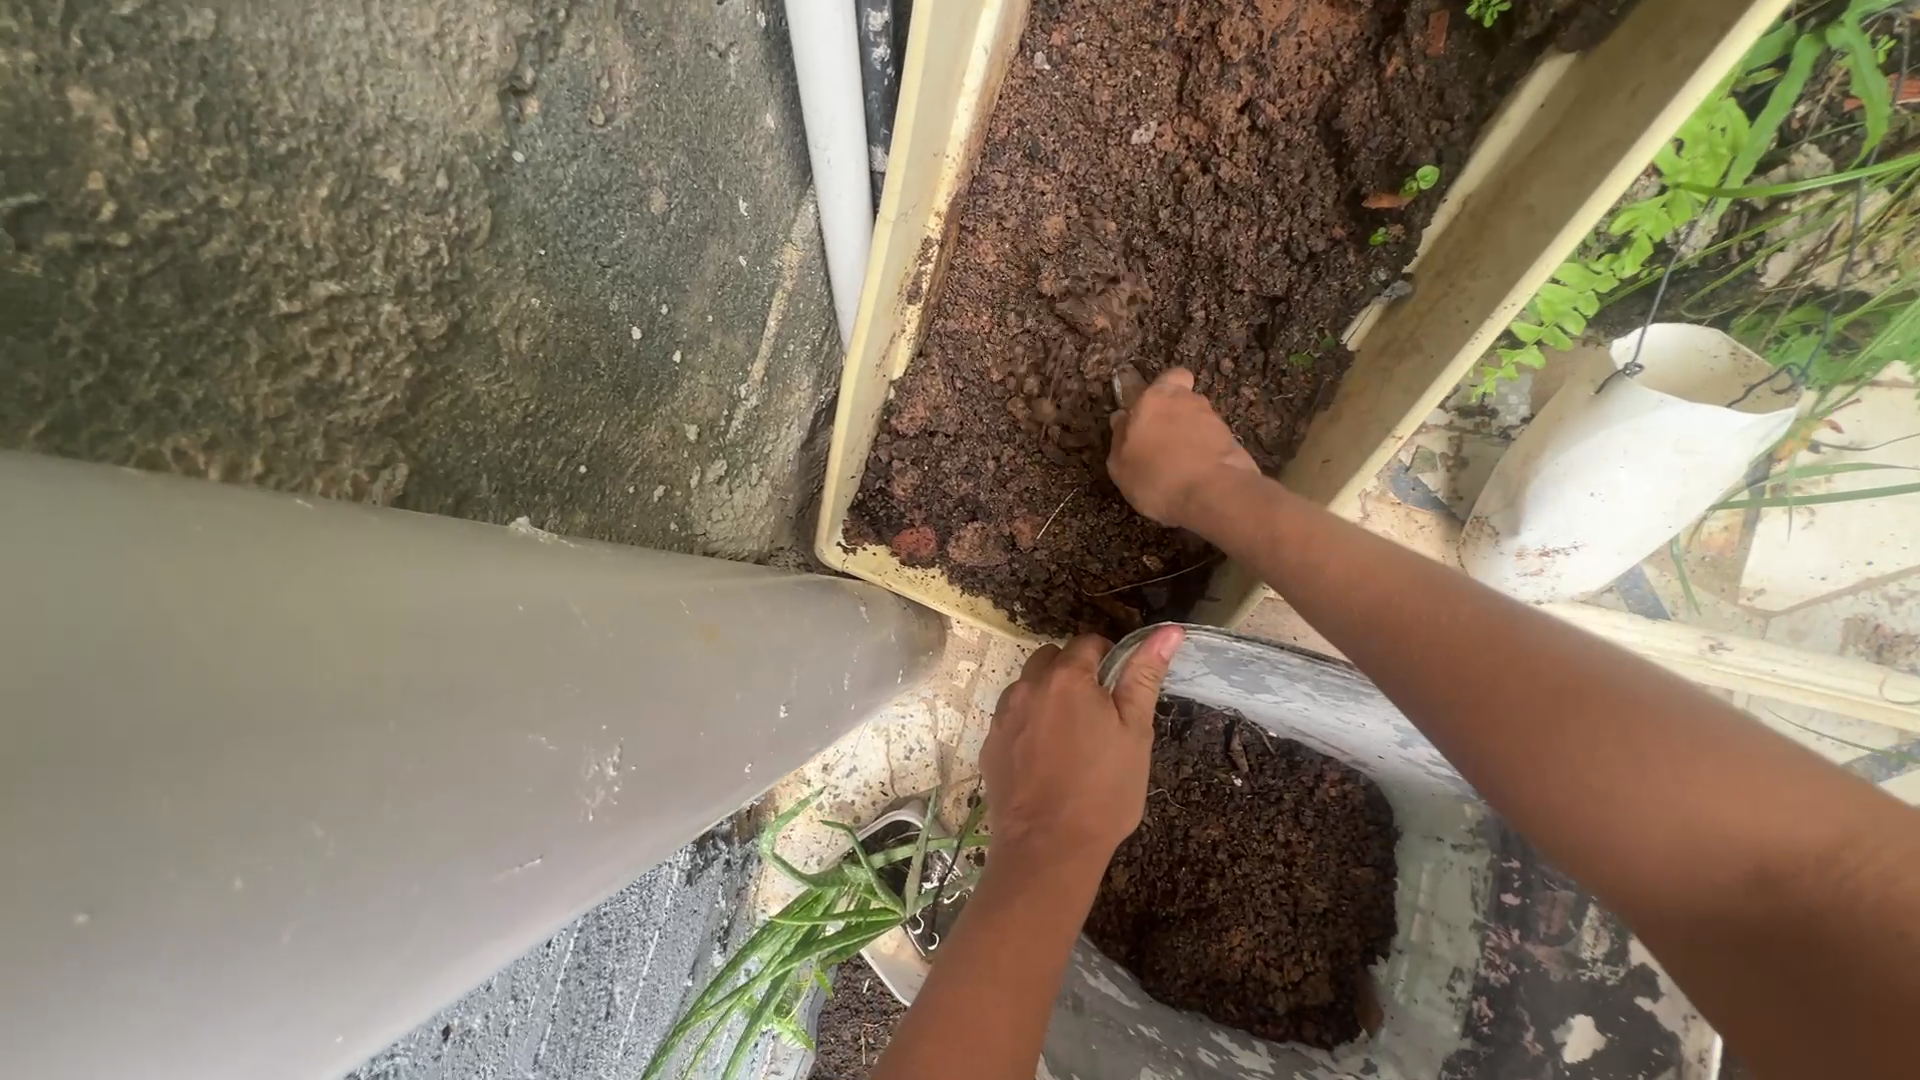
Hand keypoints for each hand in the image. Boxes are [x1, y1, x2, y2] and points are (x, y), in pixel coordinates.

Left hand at [980, 627, 1183, 862]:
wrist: (1047, 847)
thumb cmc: (1103, 790)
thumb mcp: (1135, 732)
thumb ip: (1145, 676)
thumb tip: (1169, 631)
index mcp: (1067, 678)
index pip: (1088, 643)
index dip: (1109, 659)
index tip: (1120, 689)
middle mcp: (1028, 687)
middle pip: (1052, 659)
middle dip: (1074, 673)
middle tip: (1098, 714)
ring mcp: (1003, 716)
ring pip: (1028, 687)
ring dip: (1048, 697)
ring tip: (1072, 738)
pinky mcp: (989, 744)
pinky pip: (1012, 718)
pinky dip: (1029, 725)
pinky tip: (1046, 759)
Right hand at [1108, 368, 1258, 529]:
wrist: (1214, 495)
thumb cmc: (1156, 476)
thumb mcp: (1120, 465)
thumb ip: (1119, 437)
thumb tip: (1121, 418)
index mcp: (1156, 398)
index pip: (1169, 376)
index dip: (1163, 390)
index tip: (1151, 412)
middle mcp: (1189, 401)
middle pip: (1184, 400)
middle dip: (1175, 416)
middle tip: (1161, 443)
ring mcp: (1215, 421)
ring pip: (1199, 422)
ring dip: (1190, 437)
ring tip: (1179, 467)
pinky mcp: (1233, 442)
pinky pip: (1213, 443)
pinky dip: (1205, 454)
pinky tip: (1195, 477)